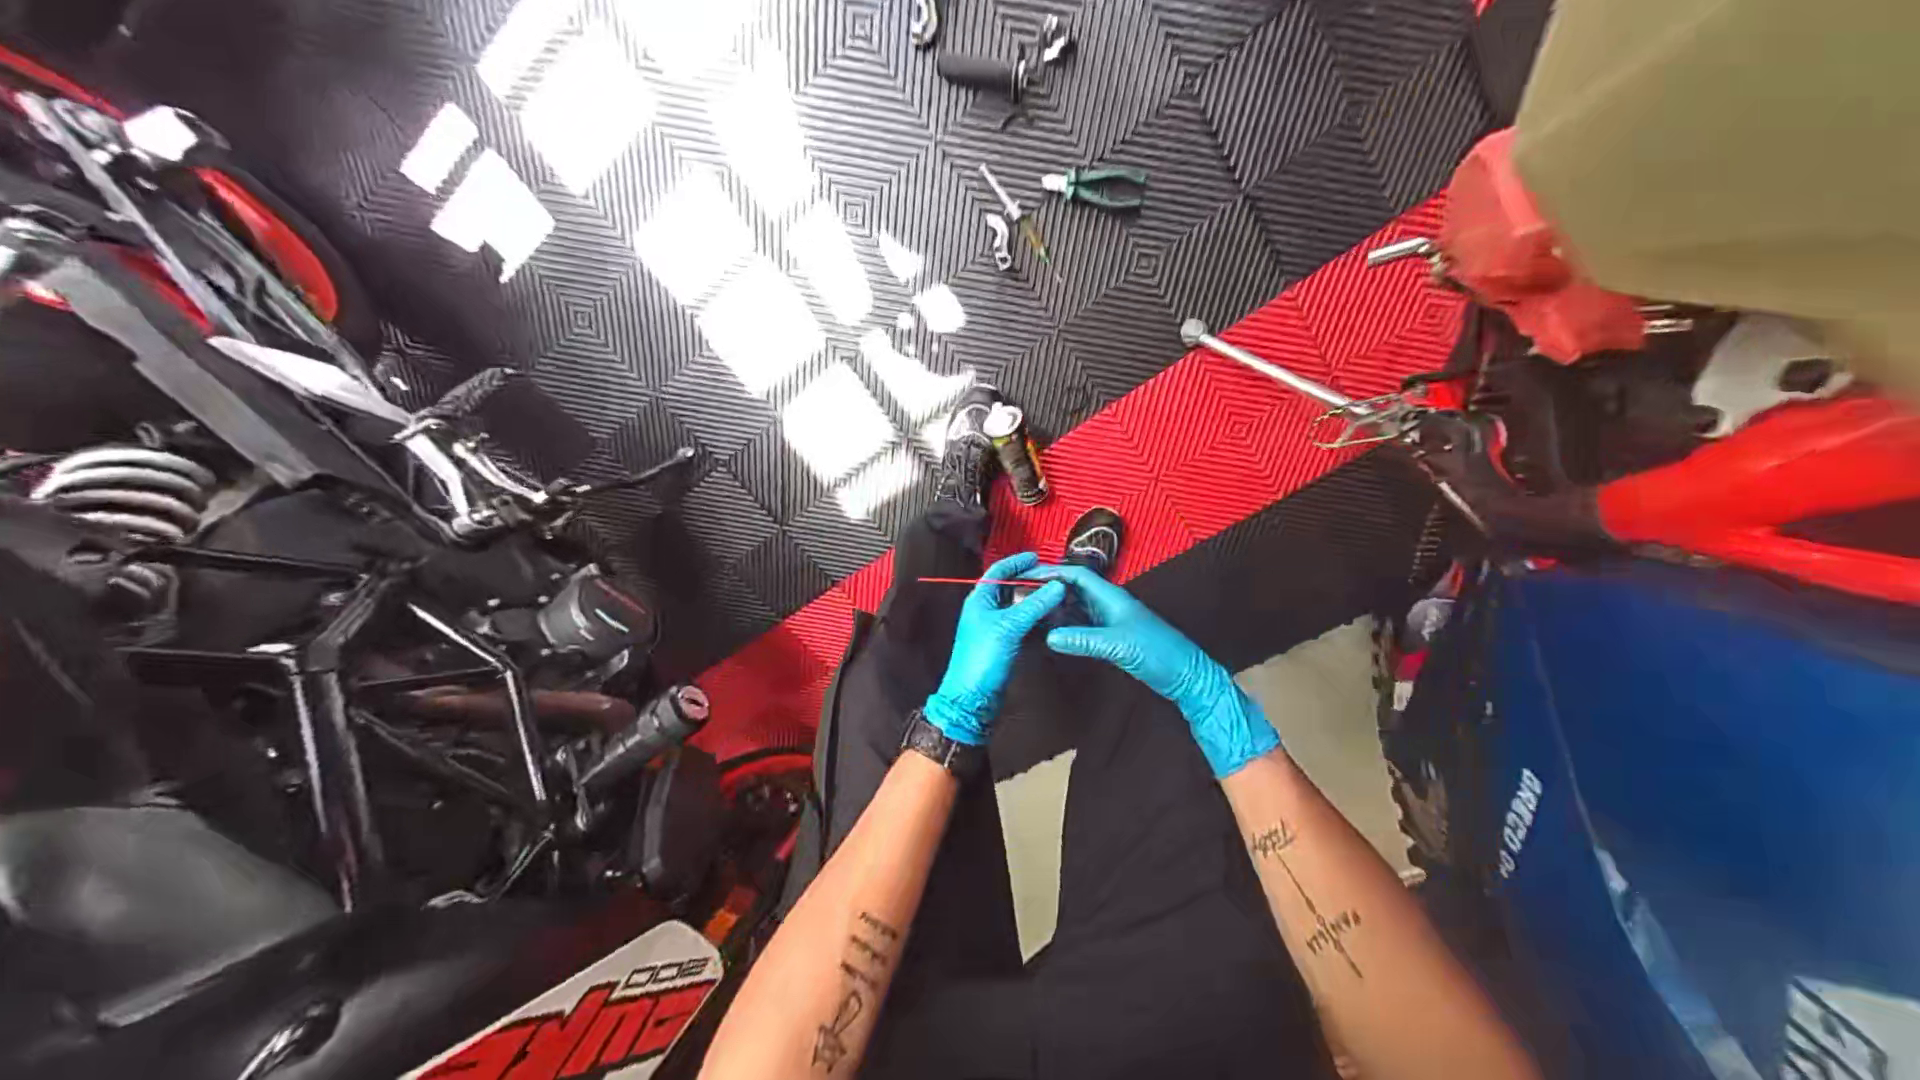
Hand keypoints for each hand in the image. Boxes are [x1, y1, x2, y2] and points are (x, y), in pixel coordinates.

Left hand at [922, 552, 1066, 744]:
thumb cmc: (981, 659)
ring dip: (1036, 601)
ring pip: (1018, 607)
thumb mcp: (1009, 627)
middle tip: (1054, 578)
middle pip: (1010, 588)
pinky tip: (1052, 620)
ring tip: (1058, 596)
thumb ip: (1034, 605)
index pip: (998, 571)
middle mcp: (985, 610)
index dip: (1017, 562)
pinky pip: (1023, 625)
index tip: (1037, 557)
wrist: (972, 699)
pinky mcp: (1004, 644)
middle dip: (1031, 582)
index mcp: (979, 599)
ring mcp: (994, 628)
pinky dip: (1036, 620)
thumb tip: (1057, 586)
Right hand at [1032, 564, 1278, 777]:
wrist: (1185, 675)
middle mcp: (1110, 605)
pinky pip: (1082, 626)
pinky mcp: (1112, 638)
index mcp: (1113, 598)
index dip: (1052, 572)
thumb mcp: (1117, 645)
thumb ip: (1082, 640)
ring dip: (1055, 608)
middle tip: (1024, 594)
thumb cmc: (1159, 653)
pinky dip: (1065, 627)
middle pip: (1073, 589)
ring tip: (1031, 612)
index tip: (1029, 573)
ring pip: (1076, 608)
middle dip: (1049, 589)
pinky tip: (1052, 633)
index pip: (1076, 576)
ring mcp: (1111, 621)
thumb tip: (1050, 636)